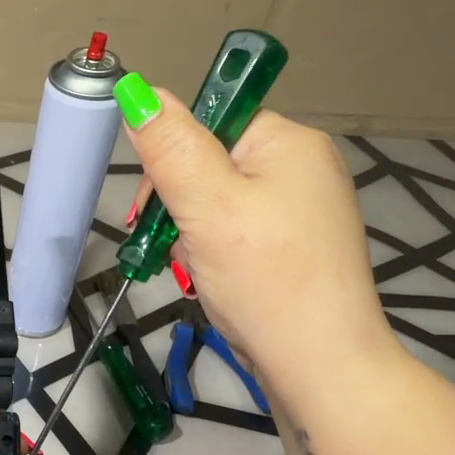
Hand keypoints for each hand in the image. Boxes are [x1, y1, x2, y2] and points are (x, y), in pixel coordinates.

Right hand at [120, 81, 394, 394]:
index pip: (211, 125)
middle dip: (180, 212)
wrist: (319, 365)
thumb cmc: (265, 279)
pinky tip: (216, 286)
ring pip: (219, 208)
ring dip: (192, 240)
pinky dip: (215, 259)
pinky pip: (238, 238)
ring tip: (198, 275)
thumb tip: (136, 90)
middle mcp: (303, 169)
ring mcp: (303, 213)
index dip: (172, 164)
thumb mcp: (207, 207)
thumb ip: (170, 148)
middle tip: (175, 252)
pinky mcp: (297, 251)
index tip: (153, 211)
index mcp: (289, 144)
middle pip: (212, 168)